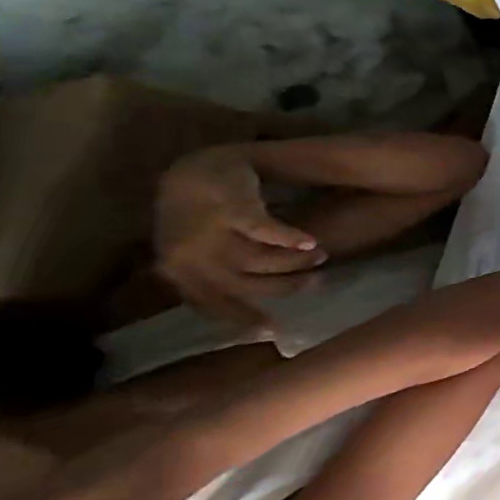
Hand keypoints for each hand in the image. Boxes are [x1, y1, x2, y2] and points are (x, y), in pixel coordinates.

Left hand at [155, 147, 327, 330]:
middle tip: (315, 284)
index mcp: (179, 272)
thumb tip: (246, 302)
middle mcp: (188, 258)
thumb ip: (211, 272)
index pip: (212, 305)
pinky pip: (264, 231)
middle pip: (242, 285)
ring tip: (320, 257)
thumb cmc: (197, 213)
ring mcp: (208, 234)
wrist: (193, 168)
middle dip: (282, 288)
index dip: (244, 320)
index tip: (275, 331)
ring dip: (292, 263)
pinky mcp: (231, 209)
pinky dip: (289, 240)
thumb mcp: (194, 248)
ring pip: (256, 261)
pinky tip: (310, 243)